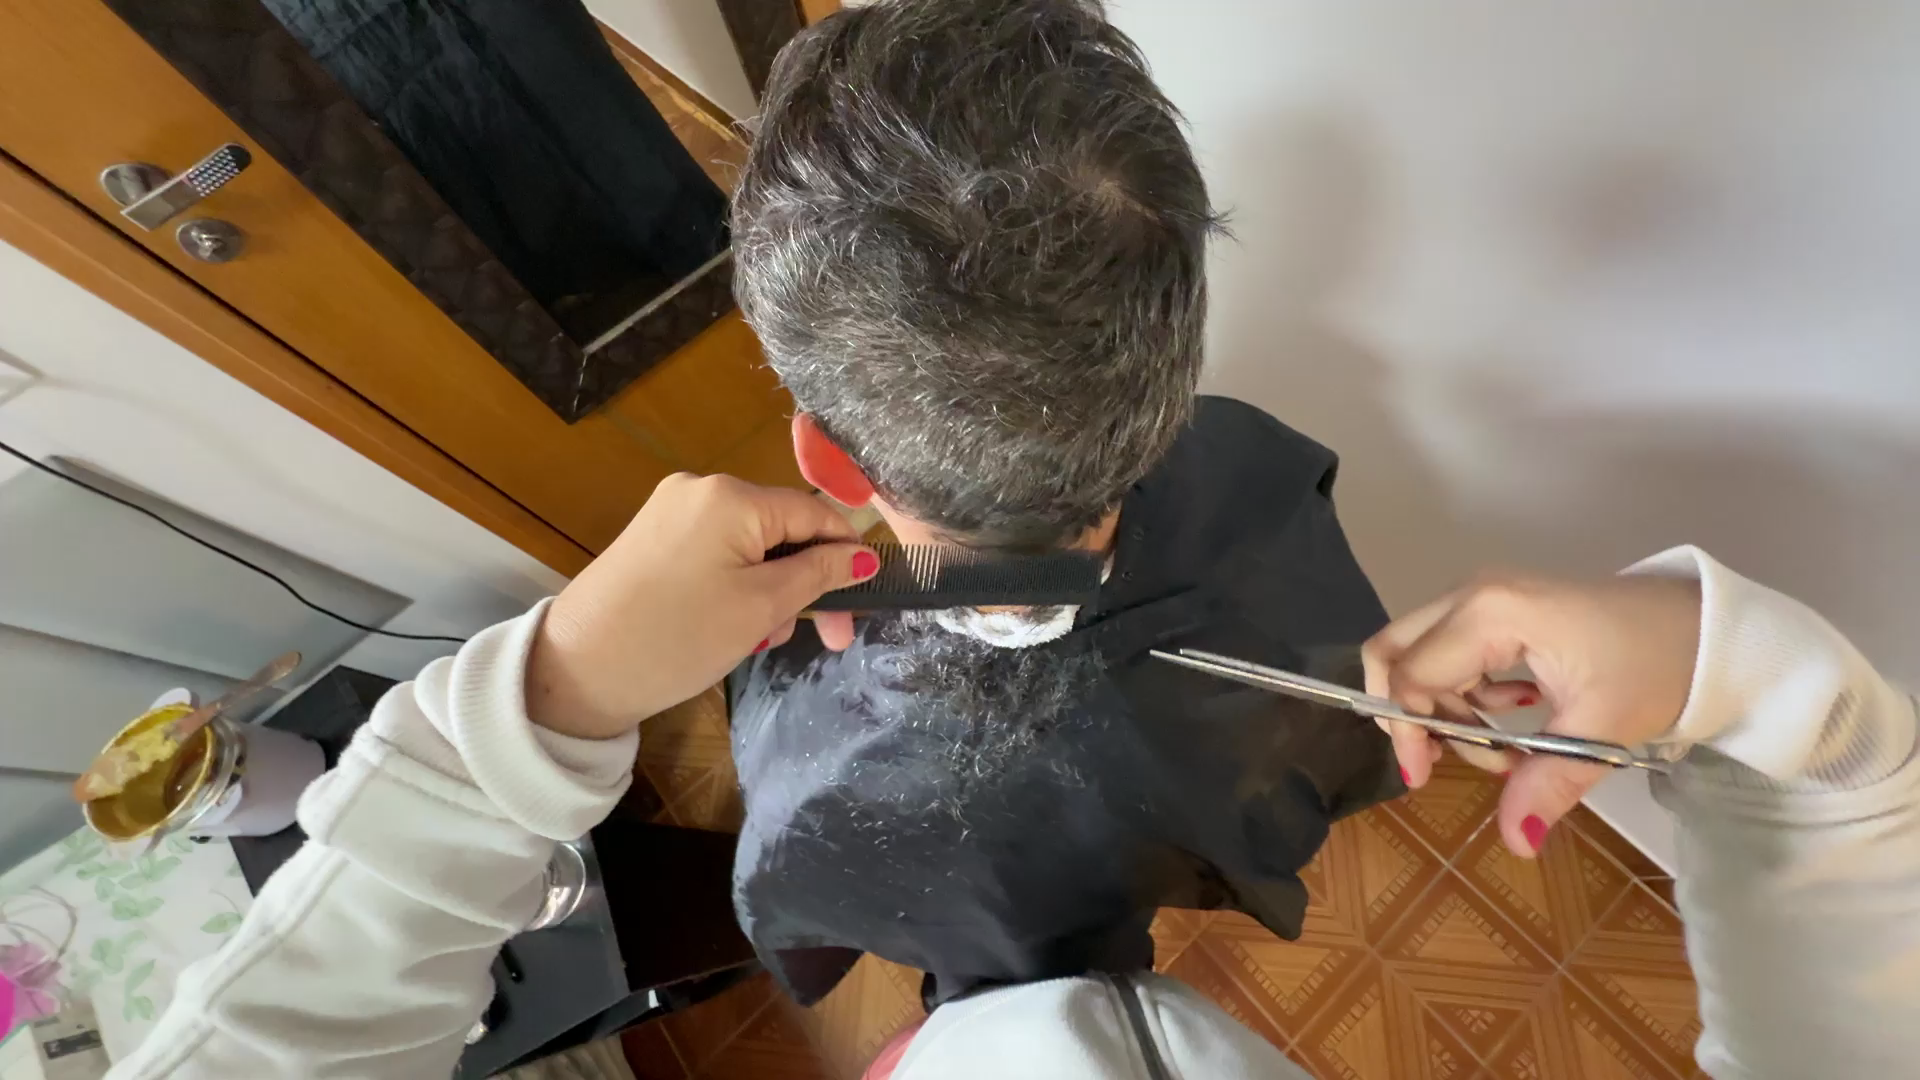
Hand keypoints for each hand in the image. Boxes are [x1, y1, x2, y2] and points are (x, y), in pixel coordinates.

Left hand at [525, 473, 877, 738]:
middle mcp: (700, 489)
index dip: (847, 553)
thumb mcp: (762, 607)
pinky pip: (720, 552)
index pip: (813, 512)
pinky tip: (737, 624)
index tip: (864, 601)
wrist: (573, 673)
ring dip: (774, 589)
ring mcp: (673, 511)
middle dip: (808, 582)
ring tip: (765, 639)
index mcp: (730, 496)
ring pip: (753, 545)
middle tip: (828, 638)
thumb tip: (866, 555)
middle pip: (783, 529)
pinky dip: (740, 584)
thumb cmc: (678, 638)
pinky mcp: (655, 537)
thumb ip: (820, 573)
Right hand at [1361, 573, 1700, 857]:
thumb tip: (1515, 843)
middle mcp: (1466, 596)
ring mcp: (1475, 596)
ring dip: (1438, 704)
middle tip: (1441, 753)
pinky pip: (1442, 649)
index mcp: (1488, 615)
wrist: (1714, 624)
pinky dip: (1458, 688)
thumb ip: (1549, 782)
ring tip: (1498, 743)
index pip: (1411, 675)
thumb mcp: (1605, 727)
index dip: (1407, 729)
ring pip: (1414, 653)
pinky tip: (1510, 709)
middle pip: (1392, 652)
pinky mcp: (1487, 605)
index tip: (1422, 778)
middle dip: (1404, 710)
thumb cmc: (1662, 665)